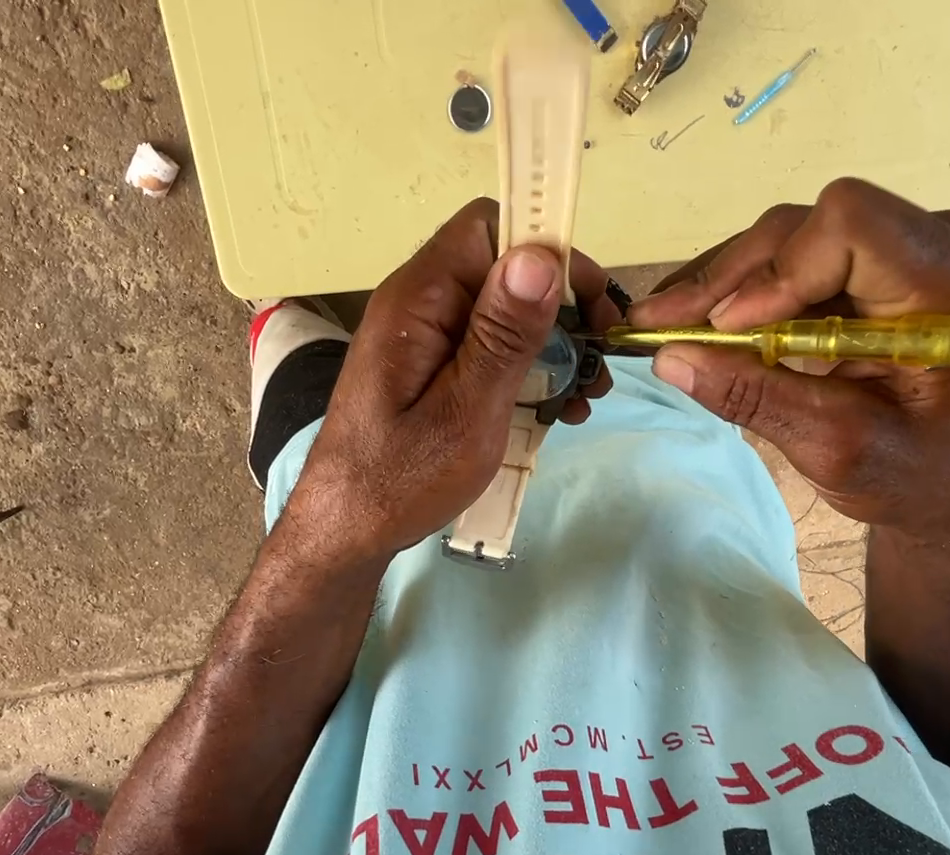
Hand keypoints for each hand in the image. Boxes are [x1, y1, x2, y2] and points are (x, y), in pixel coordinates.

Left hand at [280, 198, 618, 563]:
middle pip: (501, 271)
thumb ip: (502, 336)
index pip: (488, 228)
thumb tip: (540, 254)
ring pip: (500, 314)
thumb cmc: (402, 479)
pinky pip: (486, 351)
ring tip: (586, 395)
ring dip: (552, 346)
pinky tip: (556, 409)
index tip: (593, 303)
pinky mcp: (430, 372)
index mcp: (418, 301)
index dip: (548, 250)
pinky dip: (526, 371)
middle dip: (561, 307)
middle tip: (601, 361)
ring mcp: (423, 340)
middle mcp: (418, 306)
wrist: (348, 531)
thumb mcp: (465, 411)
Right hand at [627, 178, 949, 543]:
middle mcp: (939, 248)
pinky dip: (745, 296)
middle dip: (730, 279)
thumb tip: (668, 358)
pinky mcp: (878, 274)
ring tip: (666, 324)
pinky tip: (702, 322)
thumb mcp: (833, 445)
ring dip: (726, 285)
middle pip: (809, 227)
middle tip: (657, 325)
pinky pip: (800, 263)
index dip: (776, 271)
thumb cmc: (914, 480)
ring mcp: (909, 255)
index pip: (851, 226)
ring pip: (794, 239)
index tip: (723, 329)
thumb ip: (755, 395)